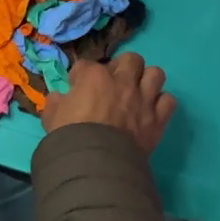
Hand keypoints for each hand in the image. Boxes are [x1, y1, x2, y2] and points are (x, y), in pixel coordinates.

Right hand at [40, 52, 177, 155]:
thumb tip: (58, 98)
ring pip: (155, 74)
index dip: (79, 75)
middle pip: (130, 59)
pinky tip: (150, 110)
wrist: (95, 161)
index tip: (75, 87)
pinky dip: (160, 103)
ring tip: (136, 92)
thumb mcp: (51, 117)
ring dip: (146, 81)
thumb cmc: (69, 136)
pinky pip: (168, 100)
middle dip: (121, 68)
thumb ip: (55, 102)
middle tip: (113, 83)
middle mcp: (122, 82)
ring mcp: (143, 99)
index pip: (86, 65)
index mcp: (94, 77)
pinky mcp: (157, 118)